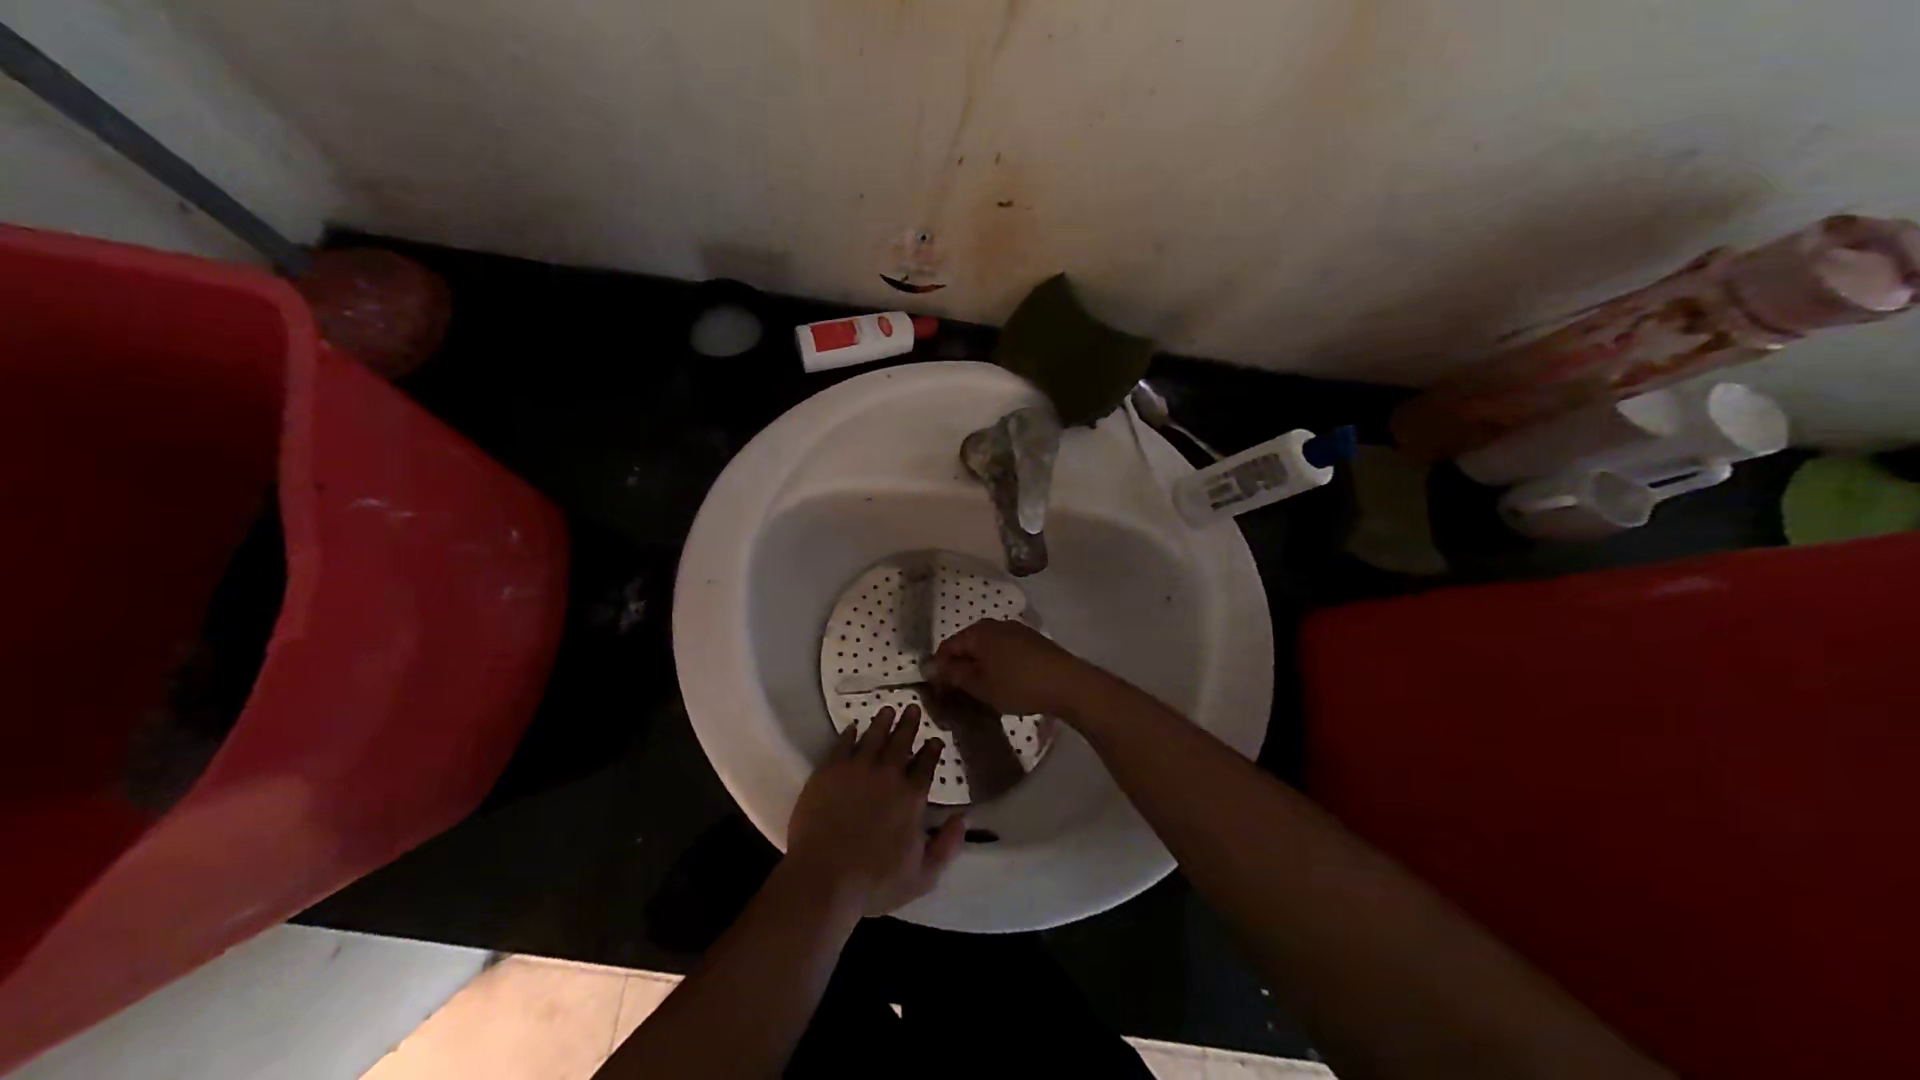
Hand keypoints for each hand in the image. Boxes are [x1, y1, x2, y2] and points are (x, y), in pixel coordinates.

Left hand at [786, 705, 966, 916]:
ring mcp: (855, 770)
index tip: (934, 739)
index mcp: (911, 797)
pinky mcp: (828, 772)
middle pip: (901, 742)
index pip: (926, 765)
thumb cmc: (875, 881)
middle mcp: (887, 775)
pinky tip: (853, 728)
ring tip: (887, 709)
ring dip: (882, 722)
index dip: (931, 750)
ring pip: (873, 737)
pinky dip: (849, 734)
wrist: (824, 877)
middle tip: (912, 708)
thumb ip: (947, 845)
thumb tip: (963, 818)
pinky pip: (842, 745)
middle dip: (909, 724)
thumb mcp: (923, 875)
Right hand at [931, 619, 1103, 719]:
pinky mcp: (1032, 641)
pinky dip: (997, 665)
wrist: (1068, 683)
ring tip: (982, 690)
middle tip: (959, 693)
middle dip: (960, 667)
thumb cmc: (1018, 685)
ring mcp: (1016, 630)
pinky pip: (1004, 650)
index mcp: (978, 631)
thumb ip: (954, 674)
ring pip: (987, 648)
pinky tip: (1004, 683)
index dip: (939, 669)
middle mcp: (996, 624)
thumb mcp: (980, 685)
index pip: (947, 647)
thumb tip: (933, 667)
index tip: (940, 692)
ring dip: (979, 666)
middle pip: (968, 644)